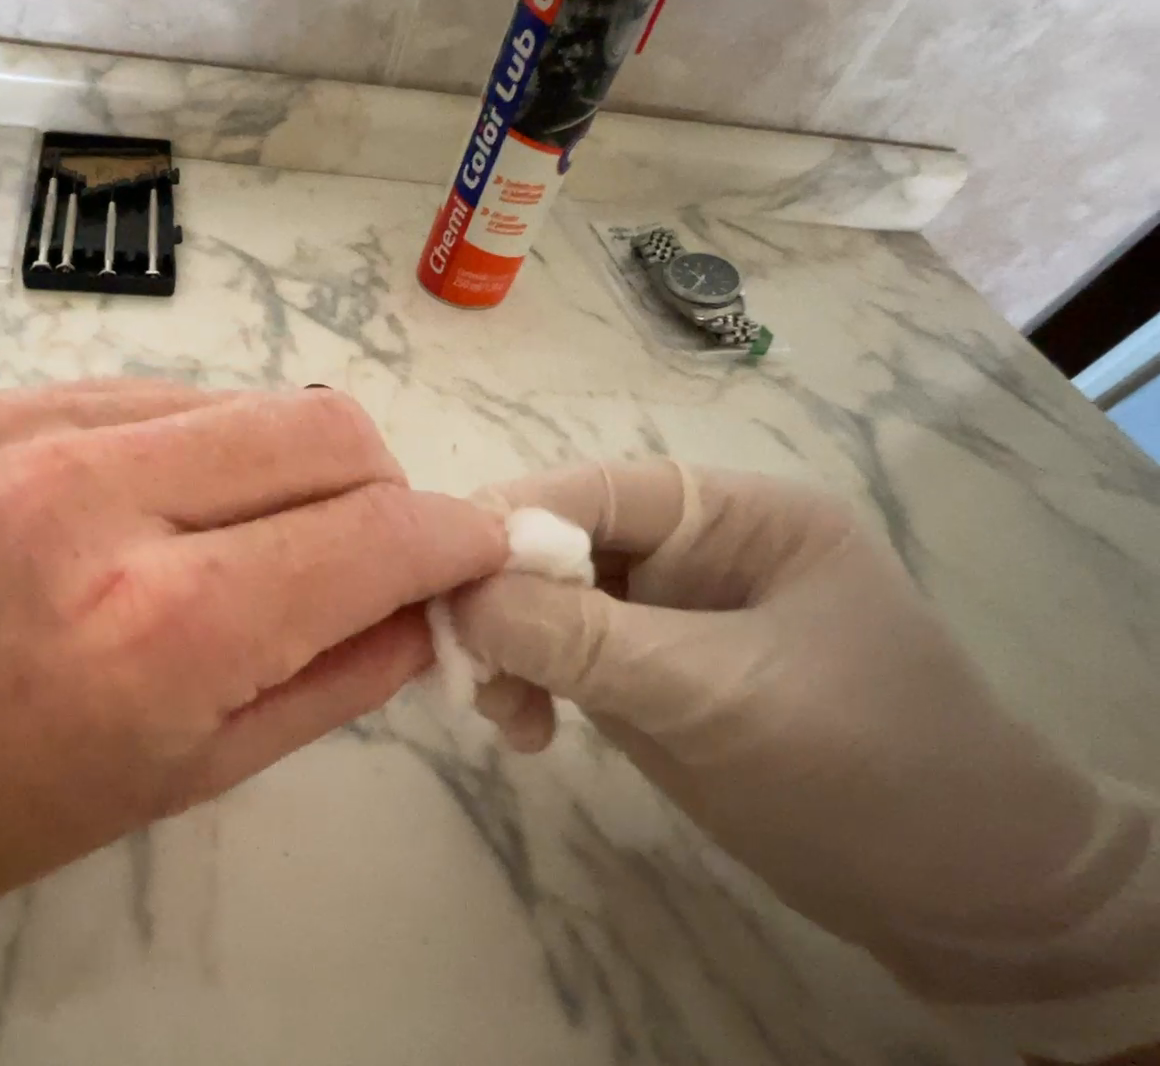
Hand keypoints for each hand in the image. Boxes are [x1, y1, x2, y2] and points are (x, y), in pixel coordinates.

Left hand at [0, 380, 505, 1065]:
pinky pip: (169, 400)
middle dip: (381, 490)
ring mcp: (43, 432)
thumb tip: (429, 601)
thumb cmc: (30, 798)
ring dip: (292, 468)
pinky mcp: (8, 407)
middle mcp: (104, 499)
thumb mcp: (209, 766)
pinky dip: (210, 449)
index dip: (452, 538)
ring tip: (258, 538)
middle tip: (367, 551)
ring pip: (253, 402)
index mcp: (166, 624)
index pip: (375, 535)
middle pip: (327, 429)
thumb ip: (345, 671)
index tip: (474, 550)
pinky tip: (176, 510)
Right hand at [449, 460, 1159, 1051]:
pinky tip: (523, 731)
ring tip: (497, 714)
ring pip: (536, 604)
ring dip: (501, 652)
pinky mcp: (632, 670)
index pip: (592, 492)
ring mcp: (654, 613)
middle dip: (496, 603)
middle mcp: (684, 550)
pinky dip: (518, 684)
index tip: (438, 583)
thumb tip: (459, 599)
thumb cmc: (866, 769)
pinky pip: (547, 654)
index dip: (508, 524)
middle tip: (458, 666)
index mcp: (730, 516)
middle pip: (550, 546)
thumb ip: (583, 640)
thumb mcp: (717, 695)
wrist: (951, 897)